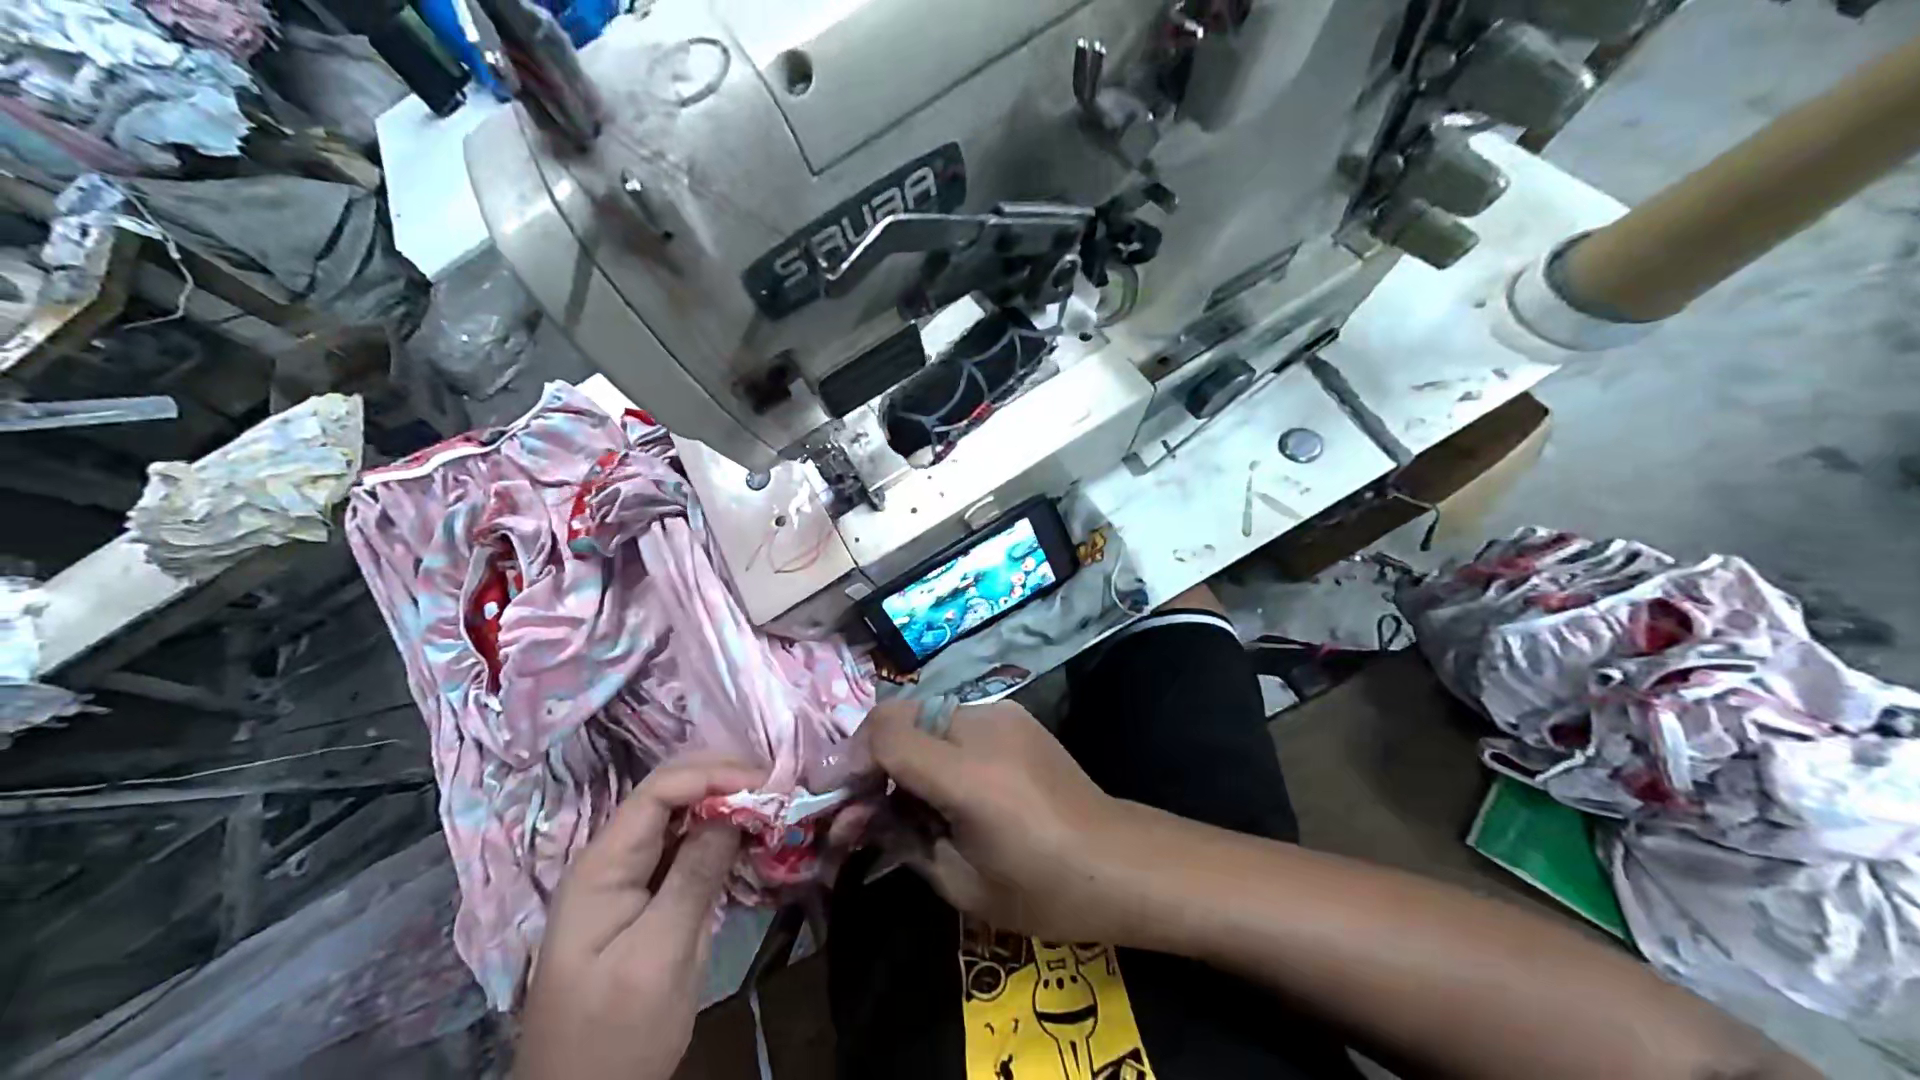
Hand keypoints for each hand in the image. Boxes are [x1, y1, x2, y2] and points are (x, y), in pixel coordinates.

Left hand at [517, 757, 767, 1079]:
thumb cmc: (614, 1037)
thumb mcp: (659, 958)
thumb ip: (693, 876)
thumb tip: (734, 810)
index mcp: (604, 866)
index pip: (659, 790)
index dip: (714, 775)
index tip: (768, 785)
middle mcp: (615, 860)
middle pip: (671, 795)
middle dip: (725, 783)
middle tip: (779, 792)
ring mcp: (631, 879)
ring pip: (683, 819)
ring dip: (729, 808)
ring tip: (775, 808)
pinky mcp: (649, 899)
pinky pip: (688, 850)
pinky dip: (724, 838)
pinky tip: (754, 840)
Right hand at [861, 699, 1164, 943]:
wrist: (1120, 859)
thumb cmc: (1042, 890)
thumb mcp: (960, 883)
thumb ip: (899, 839)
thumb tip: (853, 818)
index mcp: (969, 774)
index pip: (886, 732)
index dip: (852, 760)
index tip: (840, 798)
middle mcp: (983, 725)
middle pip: (899, 715)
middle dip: (872, 755)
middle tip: (866, 805)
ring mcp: (1001, 712)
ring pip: (924, 714)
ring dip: (903, 749)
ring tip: (906, 799)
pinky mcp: (1013, 713)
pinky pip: (953, 717)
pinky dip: (933, 743)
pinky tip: (944, 784)